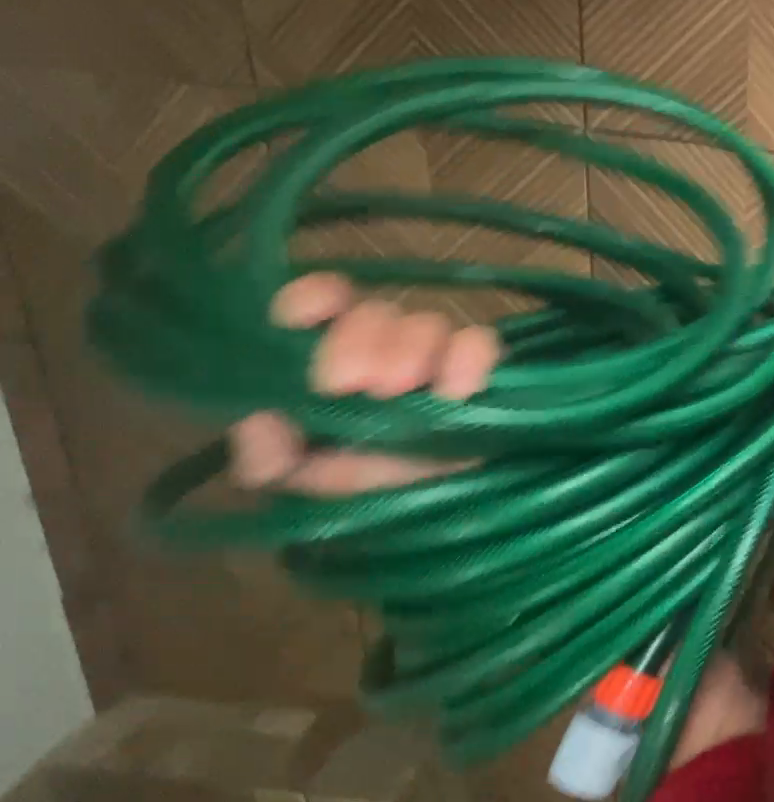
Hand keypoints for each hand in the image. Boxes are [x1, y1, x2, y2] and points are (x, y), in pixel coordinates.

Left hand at [227, 273, 501, 496]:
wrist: (440, 502)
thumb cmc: (368, 480)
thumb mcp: (305, 476)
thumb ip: (269, 456)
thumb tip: (259, 420)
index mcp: (335, 352)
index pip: (319, 300)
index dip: (312, 299)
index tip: (306, 321)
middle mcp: (387, 341)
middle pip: (376, 310)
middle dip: (361, 342)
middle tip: (355, 384)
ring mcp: (440, 350)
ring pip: (427, 322)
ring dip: (411, 351)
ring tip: (403, 393)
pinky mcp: (486, 366)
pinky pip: (481, 342)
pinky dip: (467, 359)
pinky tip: (455, 392)